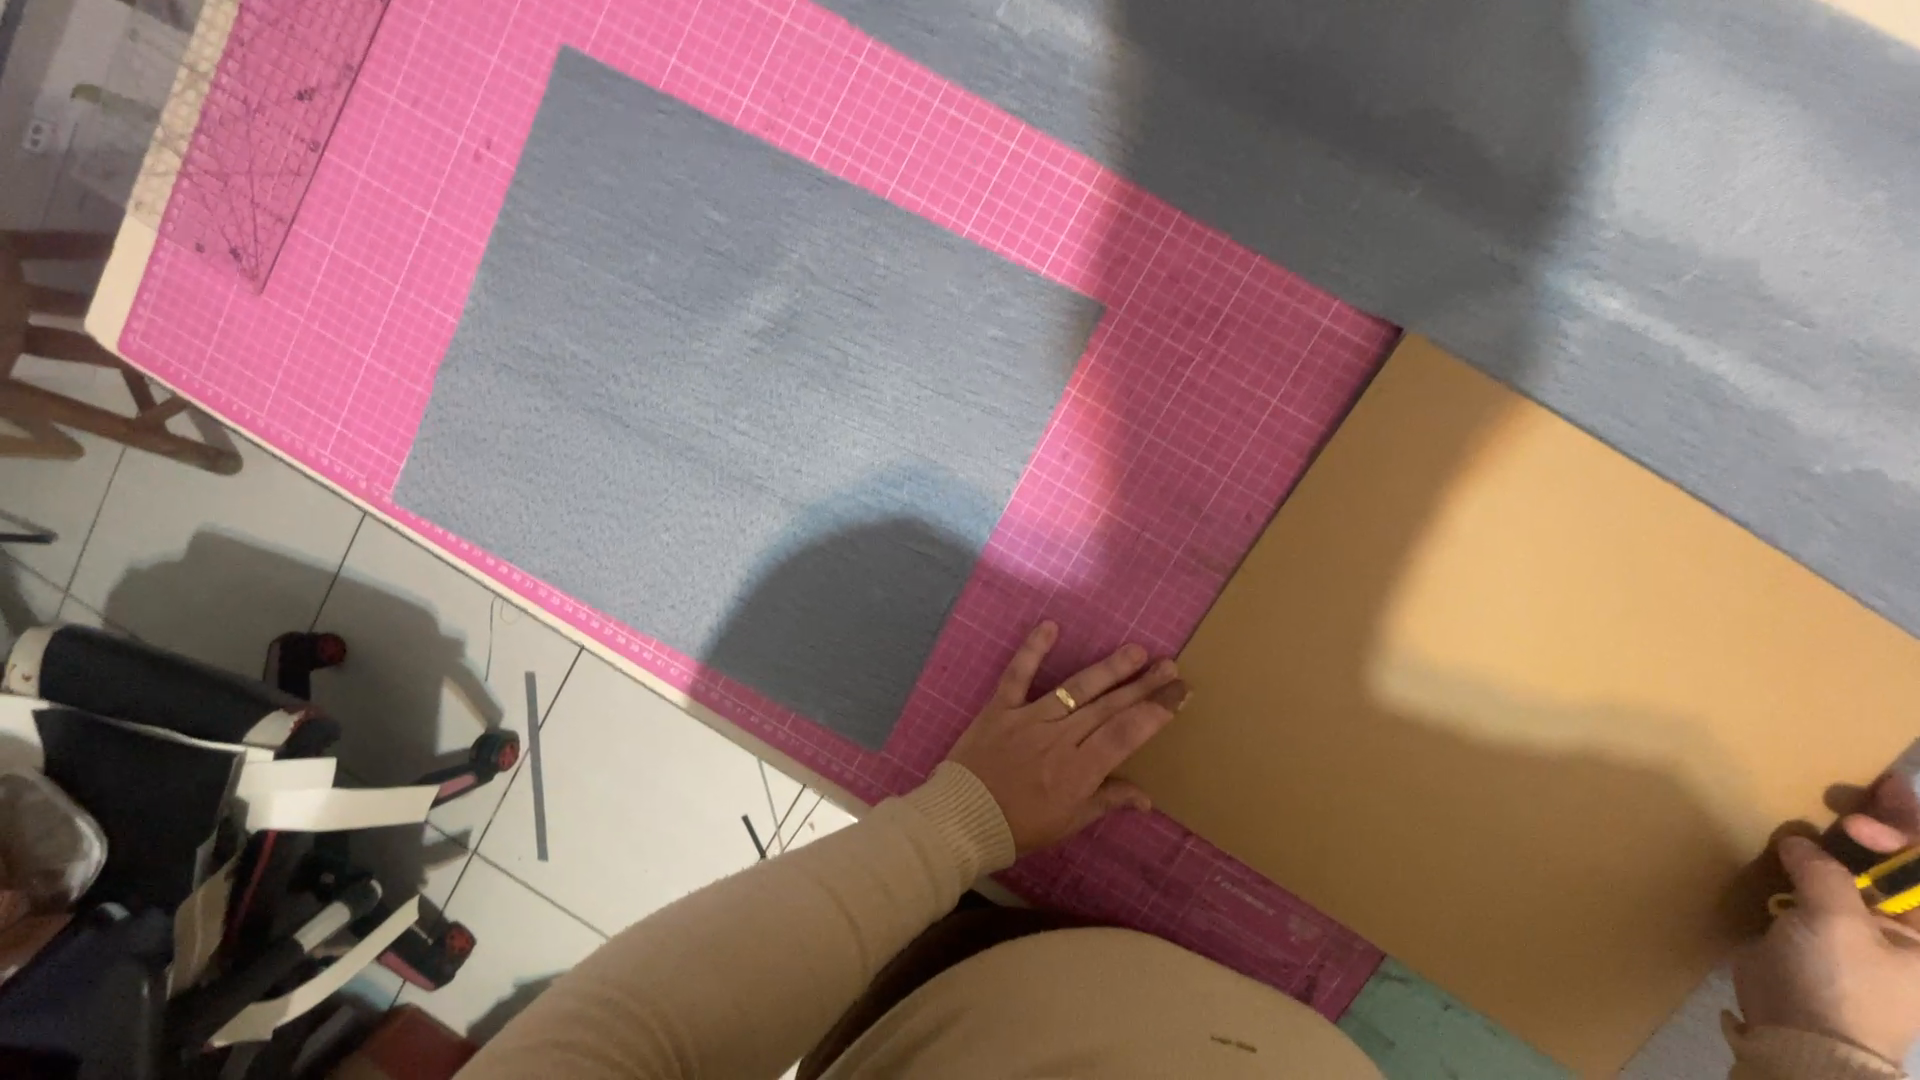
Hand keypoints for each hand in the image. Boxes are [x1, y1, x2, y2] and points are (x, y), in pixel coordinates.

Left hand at [945, 621, 1187, 854]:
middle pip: (1108, 707)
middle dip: (1143, 686)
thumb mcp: (1068, 823)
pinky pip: (1018, 674)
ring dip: (1108, 669)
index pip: (1126, 734)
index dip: (1156, 712)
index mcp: (1079, 771)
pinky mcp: (1000, 708)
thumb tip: (1147, 798)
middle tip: (1171, 666)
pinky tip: (1050, 626)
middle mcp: (1059, 739)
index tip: (1180, 693)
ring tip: (1136, 651)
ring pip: (1075, 689)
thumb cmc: (1019, 826)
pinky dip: (1032, 649)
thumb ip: (1107, 801)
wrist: (960, 819)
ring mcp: (1029, 719)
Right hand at [1733, 776, 1919, 1063]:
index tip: (1858, 819)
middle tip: (1843, 804)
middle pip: (1903, 866)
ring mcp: (1864, 928)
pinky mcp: (1822, 930)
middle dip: (1881, 830)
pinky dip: (1810, 863)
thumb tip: (1801, 843)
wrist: (1802, 1032)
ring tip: (1819, 812)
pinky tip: (1791, 845)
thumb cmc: (1841, 981)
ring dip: (1843, 842)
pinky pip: (1823, 887)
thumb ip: (1825, 875)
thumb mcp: (1838, 924)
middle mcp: (1907, 926)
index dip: (1905, 835)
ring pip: (1861, 872)